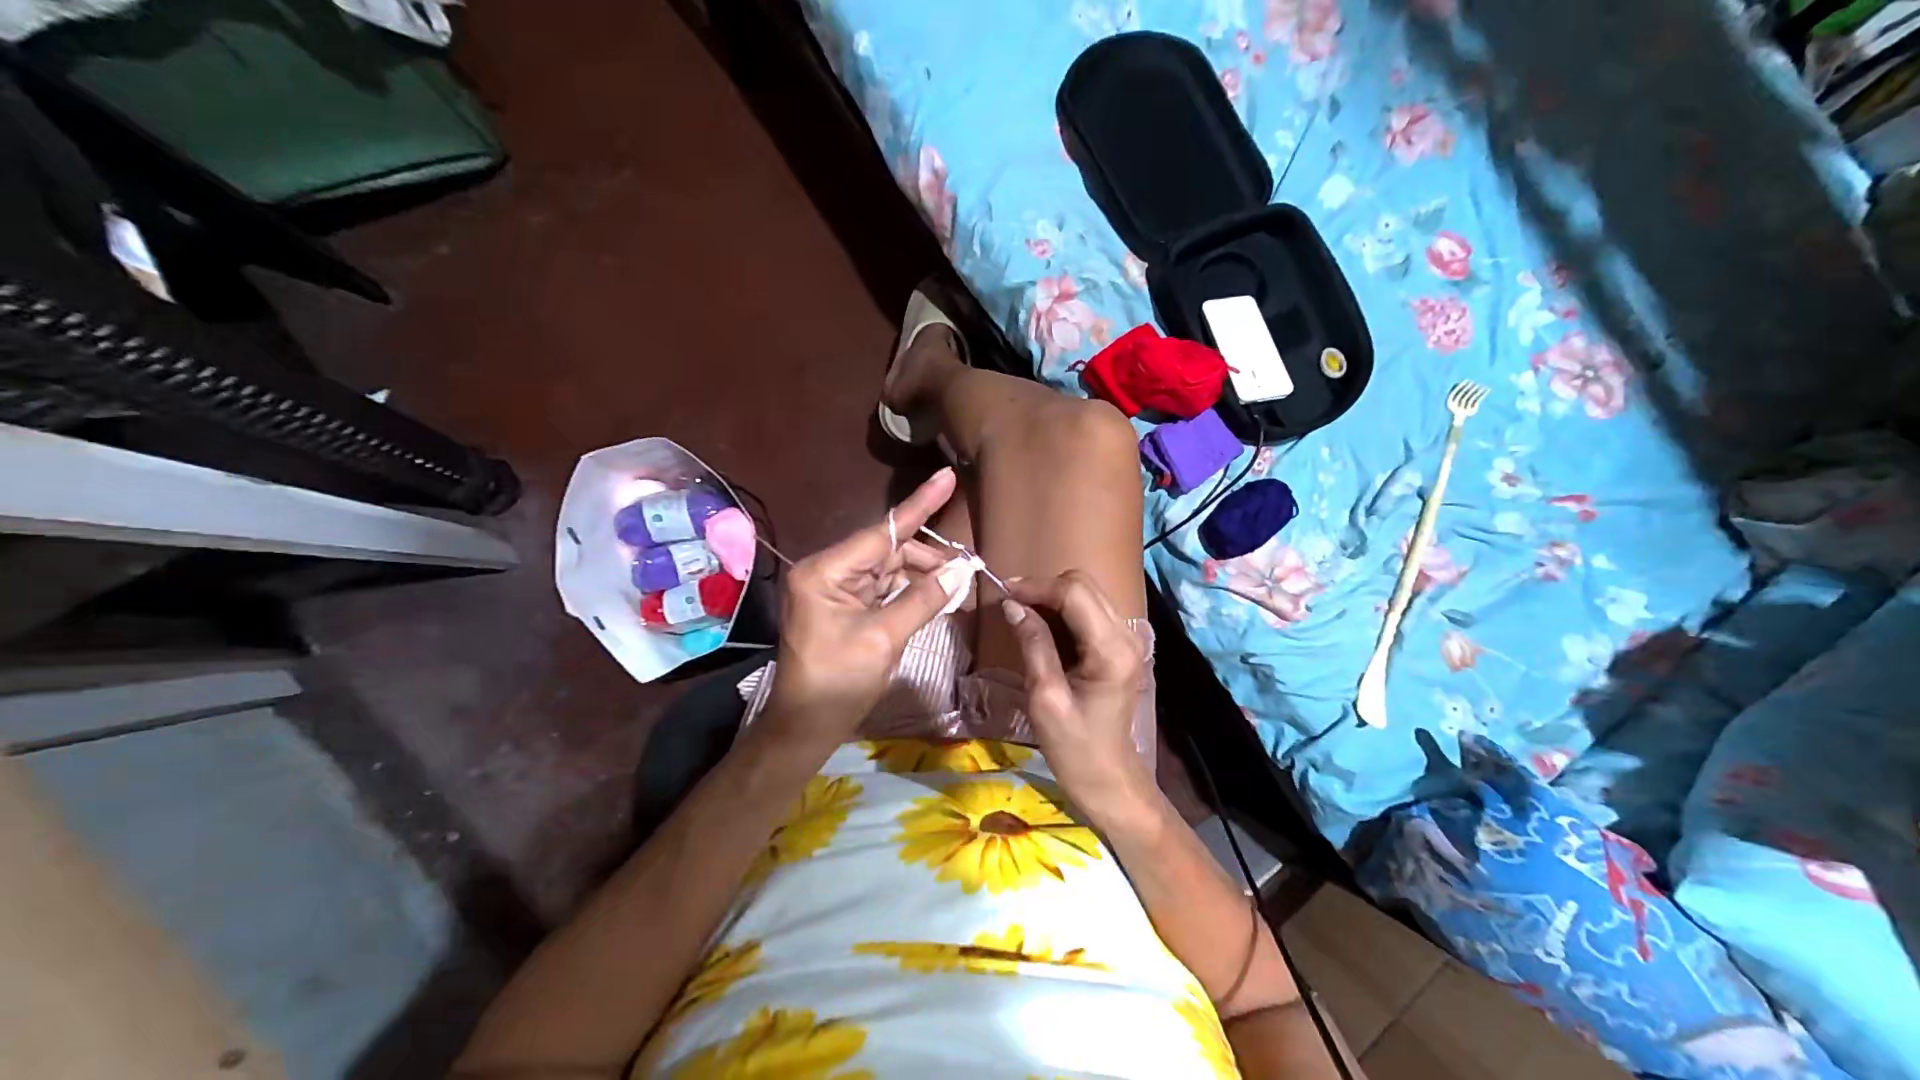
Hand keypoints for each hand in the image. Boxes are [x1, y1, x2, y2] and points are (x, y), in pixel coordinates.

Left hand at [765, 468, 963, 743]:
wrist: (805, 725)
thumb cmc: (838, 682)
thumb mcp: (884, 639)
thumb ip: (922, 599)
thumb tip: (959, 572)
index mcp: (826, 571)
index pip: (882, 532)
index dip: (920, 506)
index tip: (946, 477)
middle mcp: (828, 571)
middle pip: (888, 550)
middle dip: (928, 557)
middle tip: (968, 568)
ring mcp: (835, 589)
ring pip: (889, 569)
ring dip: (922, 576)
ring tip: (959, 586)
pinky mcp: (844, 606)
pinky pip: (883, 588)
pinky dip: (910, 592)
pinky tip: (938, 596)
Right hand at [1000, 572, 1153, 823]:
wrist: (1108, 778)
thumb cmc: (1074, 748)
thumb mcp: (1045, 697)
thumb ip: (1033, 644)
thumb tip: (1011, 604)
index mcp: (1111, 650)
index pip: (1074, 593)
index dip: (1036, 587)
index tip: (1002, 594)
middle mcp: (1126, 636)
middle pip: (1083, 584)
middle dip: (1043, 588)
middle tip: (1009, 603)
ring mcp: (1127, 639)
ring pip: (1086, 593)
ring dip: (1051, 597)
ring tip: (1020, 613)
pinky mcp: (1120, 645)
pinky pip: (1088, 611)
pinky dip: (1062, 610)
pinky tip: (1040, 626)